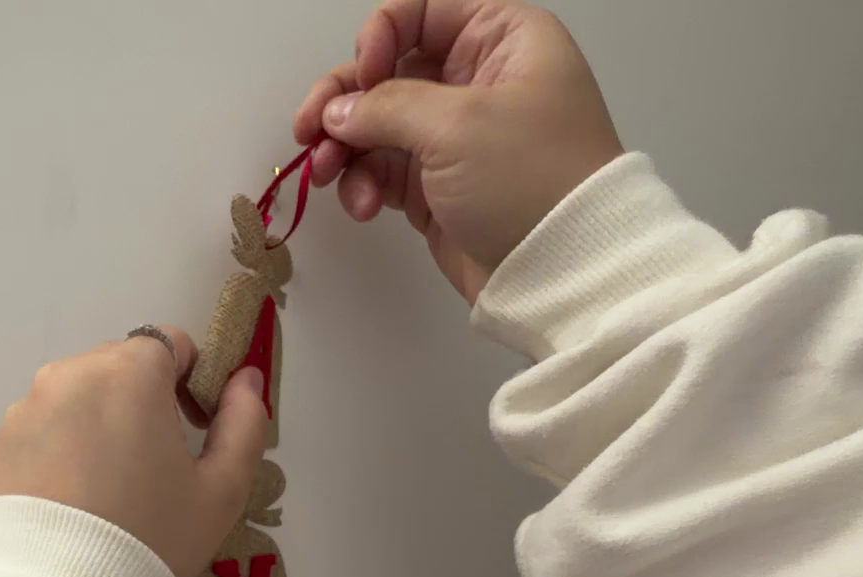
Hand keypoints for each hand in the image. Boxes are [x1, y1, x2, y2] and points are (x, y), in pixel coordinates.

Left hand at [0, 326, 269, 576]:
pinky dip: (62, 444)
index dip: (191, 378)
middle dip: (143, 398)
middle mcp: (70, 374)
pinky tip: (72, 495)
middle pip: (120, 365)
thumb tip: (246, 379)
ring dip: (100, 418)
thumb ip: (245, 422)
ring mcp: (27, 408)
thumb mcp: (222, 489)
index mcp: (129, 374)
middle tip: (153, 462)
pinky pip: (43, 425)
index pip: (170, 343)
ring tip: (108, 483)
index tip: (193, 424)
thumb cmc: (153, 538)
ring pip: (78, 393)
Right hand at [295, 1, 623, 301]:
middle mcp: (470, 80)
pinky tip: (362, 208)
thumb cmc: (526, 177)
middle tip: (307, 135)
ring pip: (374, 127)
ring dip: (344, 151)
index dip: (380, 38)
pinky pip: (380, 173)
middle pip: (385, 72)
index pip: (420, 12)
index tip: (361, 79)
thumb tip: (337, 112)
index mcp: (497, 38)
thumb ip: (387, 107)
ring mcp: (447, 138)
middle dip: (343, 103)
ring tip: (328, 178)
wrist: (555, 266)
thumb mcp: (458, 125)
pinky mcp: (430, 188)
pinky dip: (362, 186)